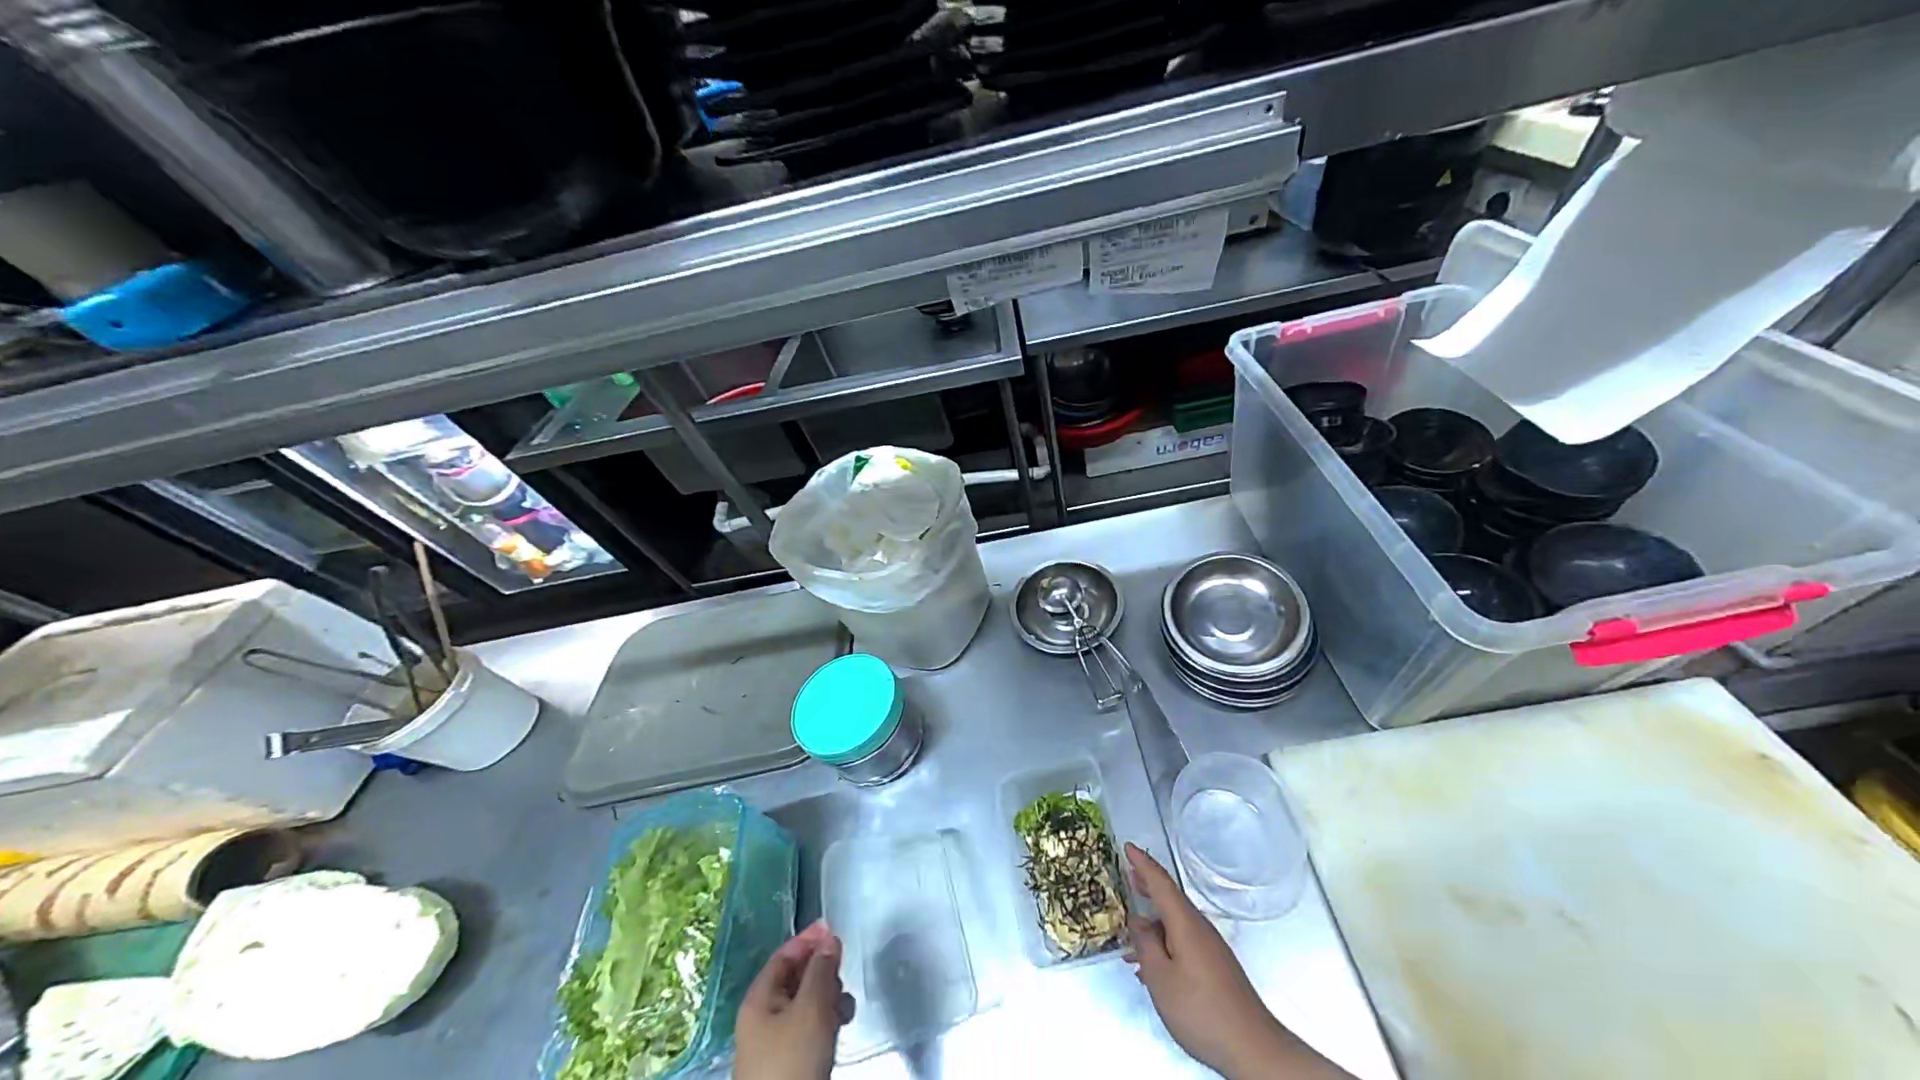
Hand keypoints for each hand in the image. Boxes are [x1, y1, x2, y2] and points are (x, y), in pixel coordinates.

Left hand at [734, 919, 853, 1079]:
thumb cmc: (793, 1060)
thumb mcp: (811, 1008)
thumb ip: (821, 970)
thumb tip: (829, 939)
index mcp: (759, 997)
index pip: (784, 954)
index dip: (809, 938)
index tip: (835, 927)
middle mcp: (763, 1014)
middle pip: (795, 976)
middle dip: (821, 969)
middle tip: (842, 972)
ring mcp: (774, 1040)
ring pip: (805, 1002)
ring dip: (827, 995)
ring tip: (844, 1005)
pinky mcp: (789, 1060)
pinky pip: (809, 1026)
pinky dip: (826, 1019)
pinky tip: (841, 1025)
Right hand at [1124, 844, 1353, 1079]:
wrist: (1252, 1048)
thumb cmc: (1201, 1009)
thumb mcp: (1160, 977)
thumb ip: (1145, 944)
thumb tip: (1137, 920)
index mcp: (1185, 923)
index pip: (1161, 883)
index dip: (1143, 863)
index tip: (1127, 846)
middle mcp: (1200, 928)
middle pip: (1170, 898)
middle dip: (1148, 885)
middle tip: (1126, 875)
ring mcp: (1210, 948)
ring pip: (1175, 923)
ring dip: (1153, 920)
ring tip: (1130, 928)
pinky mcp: (1215, 966)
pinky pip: (1183, 941)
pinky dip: (1164, 941)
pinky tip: (1151, 964)